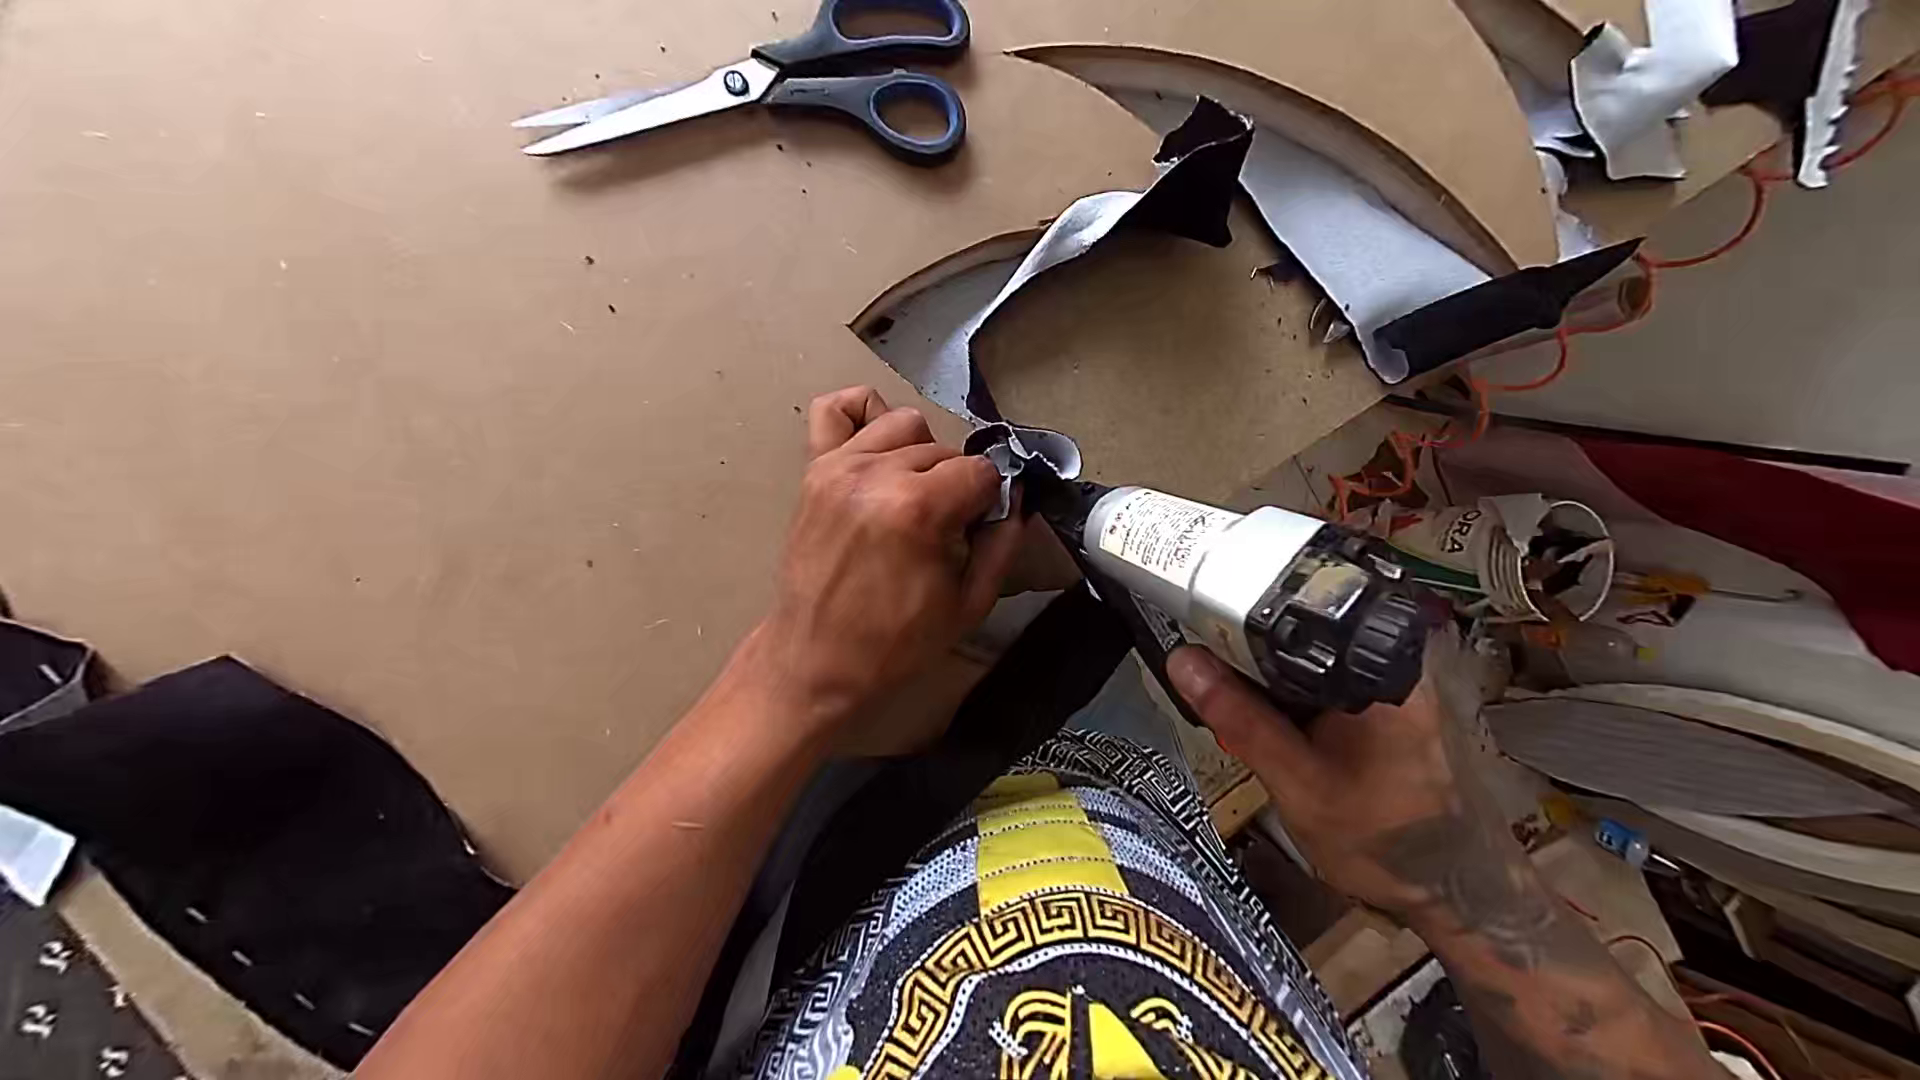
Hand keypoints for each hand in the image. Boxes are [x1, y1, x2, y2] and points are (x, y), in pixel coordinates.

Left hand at [750, 387, 1025, 734]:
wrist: (816, 660)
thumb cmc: (895, 642)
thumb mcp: (970, 604)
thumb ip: (1003, 542)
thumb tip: (1015, 500)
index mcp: (917, 509)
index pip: (980, 471)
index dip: (990, 500)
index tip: (979, 527)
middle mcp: (876, 474)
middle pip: (945, 450)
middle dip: (957, 484)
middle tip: (947, 527)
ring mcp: (838, 466)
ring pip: (904, 423)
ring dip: (921, 455)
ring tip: (914, 495)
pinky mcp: (814, 470)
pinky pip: (837, 408)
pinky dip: (864, 415)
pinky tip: (878, 451)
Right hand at [1167, 640, 1527, 928]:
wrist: (1444, 891)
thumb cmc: (1384, 843)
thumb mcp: (1297, 783)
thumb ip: (1241, 719)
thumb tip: (1185, 663)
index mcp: (1378, 675)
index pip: (1290, 619)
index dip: (1234, 625)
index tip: (1198, 647)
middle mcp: (1389, 667)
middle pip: (1292, 634)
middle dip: (1245, 655)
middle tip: (1216, 687)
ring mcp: (1387, 684)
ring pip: (1300, 657)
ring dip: (1262, 677)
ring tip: (1242, 709)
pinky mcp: (1378, 702)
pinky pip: (1316, 679)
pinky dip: (1285, 695)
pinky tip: (1274, 724)